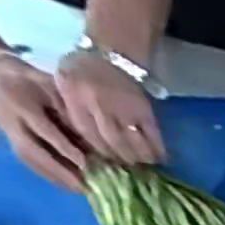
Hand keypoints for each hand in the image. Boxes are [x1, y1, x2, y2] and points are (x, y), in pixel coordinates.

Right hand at [0, 54, 85, 190]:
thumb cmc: (34, 81)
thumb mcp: (53, 88)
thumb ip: (69, 111)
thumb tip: (95, 139)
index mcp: (19, 101)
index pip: (43, 129)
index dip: (63, 147)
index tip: (85, 164)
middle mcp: (9, 118)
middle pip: (31, 149)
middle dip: (60, 170)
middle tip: (87, 186)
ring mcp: (6, 129)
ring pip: (29, 158)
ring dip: (56, 176)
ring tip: (83, 190)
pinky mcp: (9, 137)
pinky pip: (28, 160)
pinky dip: (49, 175)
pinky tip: (70, 186)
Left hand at [55, 49, 164, 165]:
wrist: (109, 55)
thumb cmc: (81, 71)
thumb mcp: (64, 85)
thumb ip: (71, 110)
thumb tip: (84, 142)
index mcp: (75, 97)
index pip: (87, 132)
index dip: (96, 151)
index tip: (102, 163)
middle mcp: (100, 104)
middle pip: (112, 142)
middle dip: (120, 158)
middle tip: (125, 169)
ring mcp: (126, 109)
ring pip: (134, 143)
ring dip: (140, 159)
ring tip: (142, 167)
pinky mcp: (146, 112)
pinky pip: (154, 138)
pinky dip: (158, 152)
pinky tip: (160, 160)